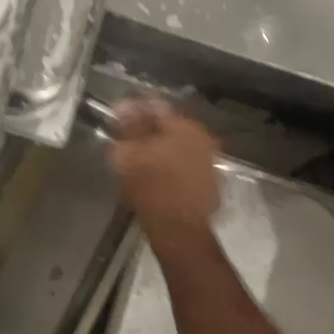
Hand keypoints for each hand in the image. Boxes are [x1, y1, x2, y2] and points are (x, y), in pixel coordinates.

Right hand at [107, 96, 221, 260]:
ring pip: (181, 143)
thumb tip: (125, 103)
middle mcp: (202, 136)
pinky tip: (161, 174)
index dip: (135, 109)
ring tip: (143, 158)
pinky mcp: (213, 179)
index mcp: (182, 125)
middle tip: (130, 139)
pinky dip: (175, 163)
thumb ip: (128, 126)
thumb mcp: (130, 154)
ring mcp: (211, 158)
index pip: (155, 105)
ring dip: (163, 146)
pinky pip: (189, 162)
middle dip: (151, 129)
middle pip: (170, 124)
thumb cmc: (150, 188)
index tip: (121, 116)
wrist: (180, 230)